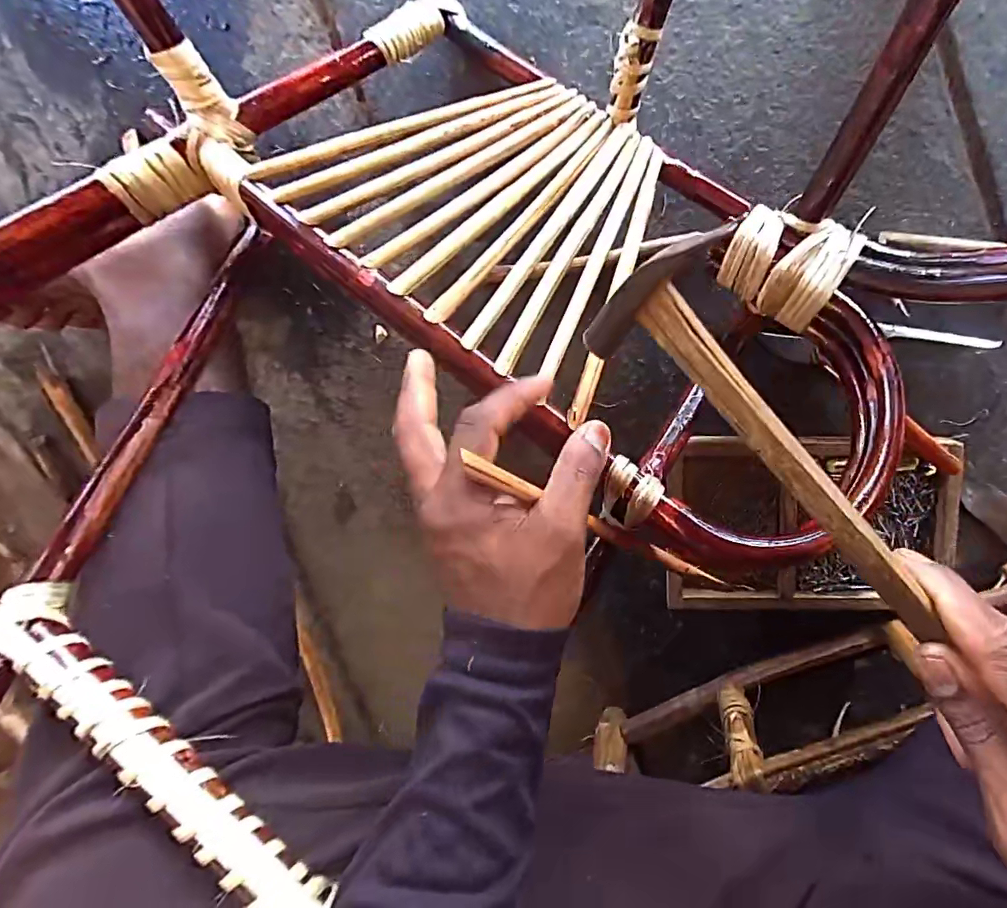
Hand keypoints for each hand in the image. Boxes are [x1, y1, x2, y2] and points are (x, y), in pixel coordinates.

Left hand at [394, 350, 611, 629]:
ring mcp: (436, 515)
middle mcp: (434, 501)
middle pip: (412, 436)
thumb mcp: (561, 533)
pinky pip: (439, 472)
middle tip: (418, 357)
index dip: (510, 398)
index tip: (546, 384)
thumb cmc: (531, 592)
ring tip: (433, 383)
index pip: (477, 429)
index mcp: (457, 498)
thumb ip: (575, 476)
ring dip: (425, 416)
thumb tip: (593, 429)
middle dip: (415, 393)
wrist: (505, 650)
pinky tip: (470, 437)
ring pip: (419, 454)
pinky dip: (448, 443)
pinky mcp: (448, 527)